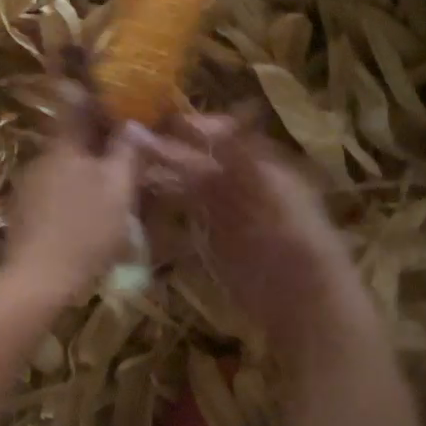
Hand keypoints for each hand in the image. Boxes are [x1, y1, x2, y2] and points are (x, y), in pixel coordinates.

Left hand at [3, 90, 141, 304]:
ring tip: (117, 186)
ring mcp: (28, 187)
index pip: (76, 107)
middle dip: (100, 142)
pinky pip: (55, 191)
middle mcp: (40, 160)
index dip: (99, 101)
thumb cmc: (86, 230)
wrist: (39, 278)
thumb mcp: (118, 189)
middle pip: (73, 140)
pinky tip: (91, 213)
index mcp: (62, 147)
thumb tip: (131, 122)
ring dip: (89, 171)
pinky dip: (74, 194)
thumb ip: (126, 152)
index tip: (122, 103)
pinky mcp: (24, 212)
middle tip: (130, 151)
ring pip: (65, 168)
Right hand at [136, 115, 378, 359]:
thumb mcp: (278, 198)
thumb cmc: (298, 251)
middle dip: (165, 152)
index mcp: (263, 169)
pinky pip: (177, 218)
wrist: (304, 309)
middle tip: (125, 145)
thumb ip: (249, 161)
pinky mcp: (207, 243)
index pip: (224, 138)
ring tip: (120, 173)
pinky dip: (156, 211)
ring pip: (182, 187)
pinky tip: (132, 208)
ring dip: (155, 178)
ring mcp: (222, 215)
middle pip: (196, 161)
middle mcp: (240, 187)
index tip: (158, 122)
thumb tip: (229, 115)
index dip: (193, 128)